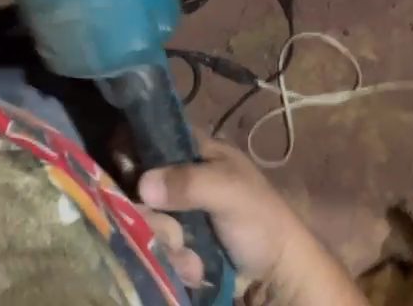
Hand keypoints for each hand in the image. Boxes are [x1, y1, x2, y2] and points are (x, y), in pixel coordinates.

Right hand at [136, 142, 315, 284]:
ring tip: (190, 258)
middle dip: (155, 216)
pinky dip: (174, 260)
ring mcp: (180, 210)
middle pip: (144, 187)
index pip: (152, 140)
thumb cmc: (260, 219)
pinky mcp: (180, 240)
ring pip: (149, 219)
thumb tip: (143, 184)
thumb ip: (188, 182)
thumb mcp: (229, 191)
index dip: (137, 157)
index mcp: (196, 150)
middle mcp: (182, 176)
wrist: (280, 272)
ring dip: (167, 243)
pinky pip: (159, 245)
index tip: (133, 183)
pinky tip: (194, 268)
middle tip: (173, 233)